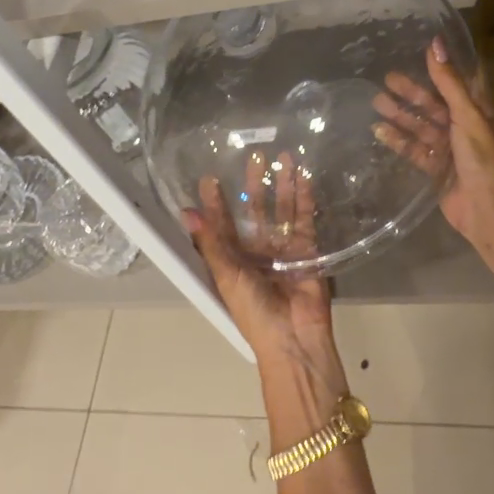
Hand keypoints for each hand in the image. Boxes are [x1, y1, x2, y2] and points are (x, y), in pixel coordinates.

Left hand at [182, 152, 335, 367]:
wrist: (293, 339)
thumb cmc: (253, 311)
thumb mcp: (227, 276)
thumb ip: (211, 243)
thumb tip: (186, 212)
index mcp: (234, 258)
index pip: (223, 223)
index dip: (216, 202)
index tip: (211, 177)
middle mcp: (257, 250)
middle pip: (255, 209)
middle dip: (254, 183)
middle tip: (255, 154)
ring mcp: (284, 248)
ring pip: (282, 208)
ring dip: (282, 183)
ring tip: (284, 155)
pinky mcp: (308, 250)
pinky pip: (305, 218)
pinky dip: (305, 197)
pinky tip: (303, 175)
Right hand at [371, 36, 493, 242]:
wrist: (489, 209)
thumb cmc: (482, 157)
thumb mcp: (467, 115)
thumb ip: (448, 82)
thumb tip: (434, 43)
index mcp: (477, 112)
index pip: (453, 84)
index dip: (435, 70)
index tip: (412, 55)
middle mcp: (463, 128)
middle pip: (433, 105)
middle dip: (410, 93)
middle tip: (385, 79)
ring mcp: (449, 150)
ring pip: (421, 127)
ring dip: (400, 115)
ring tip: (375, 102)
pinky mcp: (436, 170)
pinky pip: (414, 150)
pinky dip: (398, 141)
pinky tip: (379, 131)